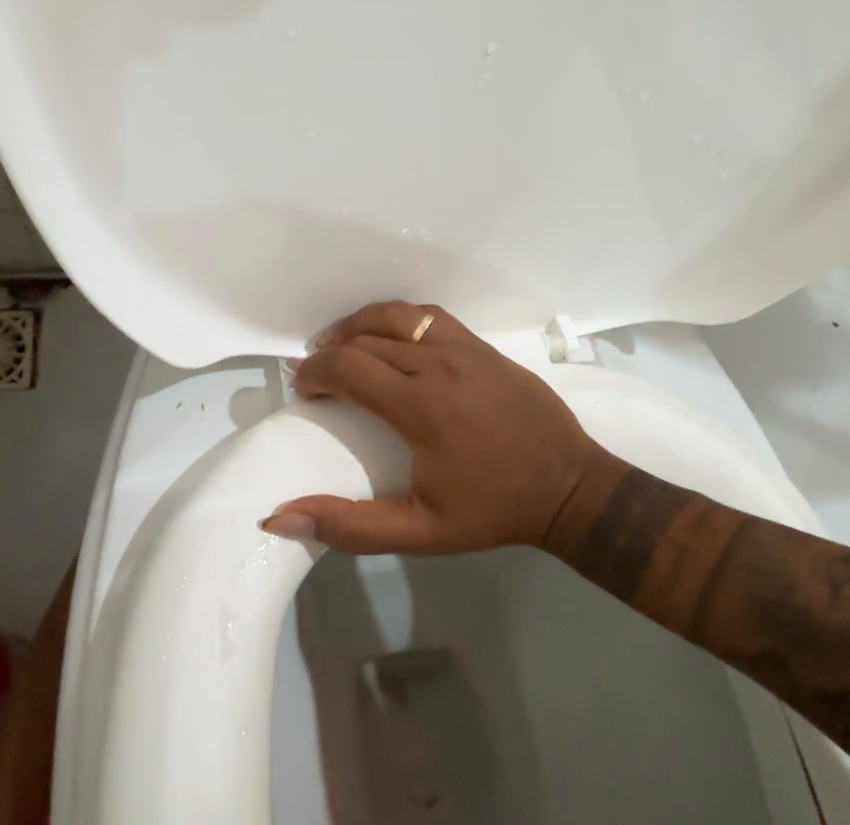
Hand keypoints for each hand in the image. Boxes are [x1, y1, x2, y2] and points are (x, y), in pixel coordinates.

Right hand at [259, 301, 613, 554]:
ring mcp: (466, 349)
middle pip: (366, 339)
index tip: (304, 391)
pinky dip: (399, 319)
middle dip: (330, 353)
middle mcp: (440, 365)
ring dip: (360, 325)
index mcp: (420, 407)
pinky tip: (392, 338)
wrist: (568, 486)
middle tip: (317, 377)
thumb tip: (280, 516)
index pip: (348, 366)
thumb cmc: (492, 511)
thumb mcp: (419, 532)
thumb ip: (350, 526)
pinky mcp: (485, 347)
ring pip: (397, 316)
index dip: (314, 373)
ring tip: (342, 345)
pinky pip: (431, 316)